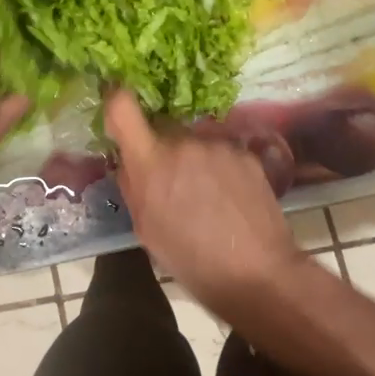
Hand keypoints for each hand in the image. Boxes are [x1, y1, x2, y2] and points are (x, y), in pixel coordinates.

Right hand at [104, 88, 302, 314]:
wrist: (258, 275)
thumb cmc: (192, 261)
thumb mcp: (146, 229)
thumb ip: (132, 186)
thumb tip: (128, 161)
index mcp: (150, 161)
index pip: (122, 106)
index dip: (115, 100)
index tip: (117, 111)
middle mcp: (182, 141)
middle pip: (163, 128)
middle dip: (162, 148)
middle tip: (174, 184)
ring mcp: (217, 145)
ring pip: (195, 142)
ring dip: (194, 160)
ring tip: (209, 198)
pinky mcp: (245, 153)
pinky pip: (222, 152)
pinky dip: (221, 169)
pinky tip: (231, 199)